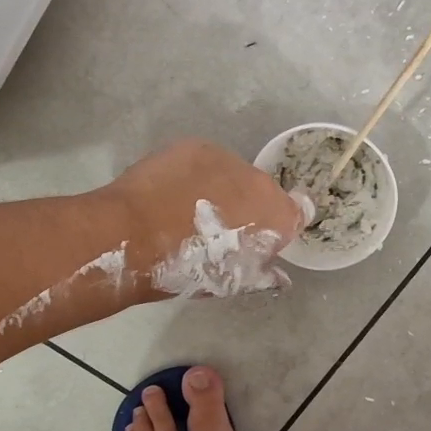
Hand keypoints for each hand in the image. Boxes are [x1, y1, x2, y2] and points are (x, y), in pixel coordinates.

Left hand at [105, 138, 311, 299]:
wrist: (133, 238)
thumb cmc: (188, 269)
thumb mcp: (231, 284)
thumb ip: (262, 274)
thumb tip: (279, 276)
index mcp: (277, 217)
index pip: (297, 214)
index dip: (278, 226)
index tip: (258, 239)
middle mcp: (260, 182)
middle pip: (263, 192)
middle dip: (248, 208)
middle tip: (219, 229)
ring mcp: (227, 159)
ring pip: (233, 175)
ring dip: (222, 189)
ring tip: (190, 210)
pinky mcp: (196, 146)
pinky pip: (205, 162)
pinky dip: (196, 175)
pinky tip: (173, 193)